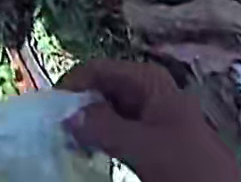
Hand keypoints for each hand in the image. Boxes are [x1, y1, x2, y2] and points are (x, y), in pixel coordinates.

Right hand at [60, 60, 240, 181]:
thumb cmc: (191, 171)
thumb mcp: (143, 149)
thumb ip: (103, 128)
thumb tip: (65, 115)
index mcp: (147, 80)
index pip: (96, 69)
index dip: (72, 86)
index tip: (49, 110)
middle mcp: (148, 90)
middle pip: (102, 88)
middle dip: (80, 106)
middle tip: (58, 131)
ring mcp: (154, 116)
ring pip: (110, 111)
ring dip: (90, 125)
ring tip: (72, 144)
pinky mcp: (158, 142)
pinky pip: (121, 131)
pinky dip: (104, 139)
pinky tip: (94, 154)